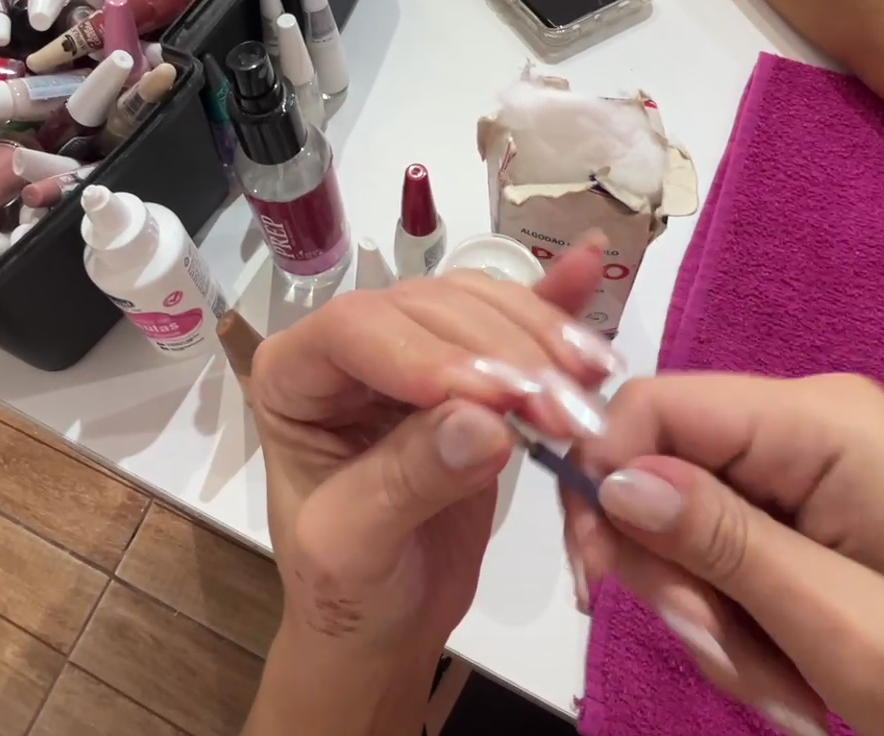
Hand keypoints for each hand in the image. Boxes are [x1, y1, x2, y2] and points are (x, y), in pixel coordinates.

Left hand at [242, 248, 611, 735]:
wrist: (384, 617)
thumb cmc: (345, 589)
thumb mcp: (352, 547)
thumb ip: (407, 480)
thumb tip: (488, 424)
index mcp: (292, 374)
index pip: (354, 329)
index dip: (427, 352)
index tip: (498, 401)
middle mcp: (348, 345)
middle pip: (426, 307)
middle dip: (502, 351)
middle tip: (564, 408)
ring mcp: (409, 347)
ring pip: (473, 303)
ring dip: (538, 336)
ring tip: (590, 381)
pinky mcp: (464, 364)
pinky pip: (504, 320)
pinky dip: (548, 303)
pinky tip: (587, 266)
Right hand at [570, 373, 883, 735]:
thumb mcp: (847, 630)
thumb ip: (722, 543)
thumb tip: (610, 479)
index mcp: (820, 419)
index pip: (655, 403)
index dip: (603, 472)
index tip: (598, 576)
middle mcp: (799, 417)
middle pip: (660, 462)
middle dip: (669, 566)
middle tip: (717, 649)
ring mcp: (798, 458)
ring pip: (676, 512)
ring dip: (701, 605)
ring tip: (775, 683)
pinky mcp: (796, 500)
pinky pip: (711, 540)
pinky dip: (725, 611)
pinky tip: (782, 667)